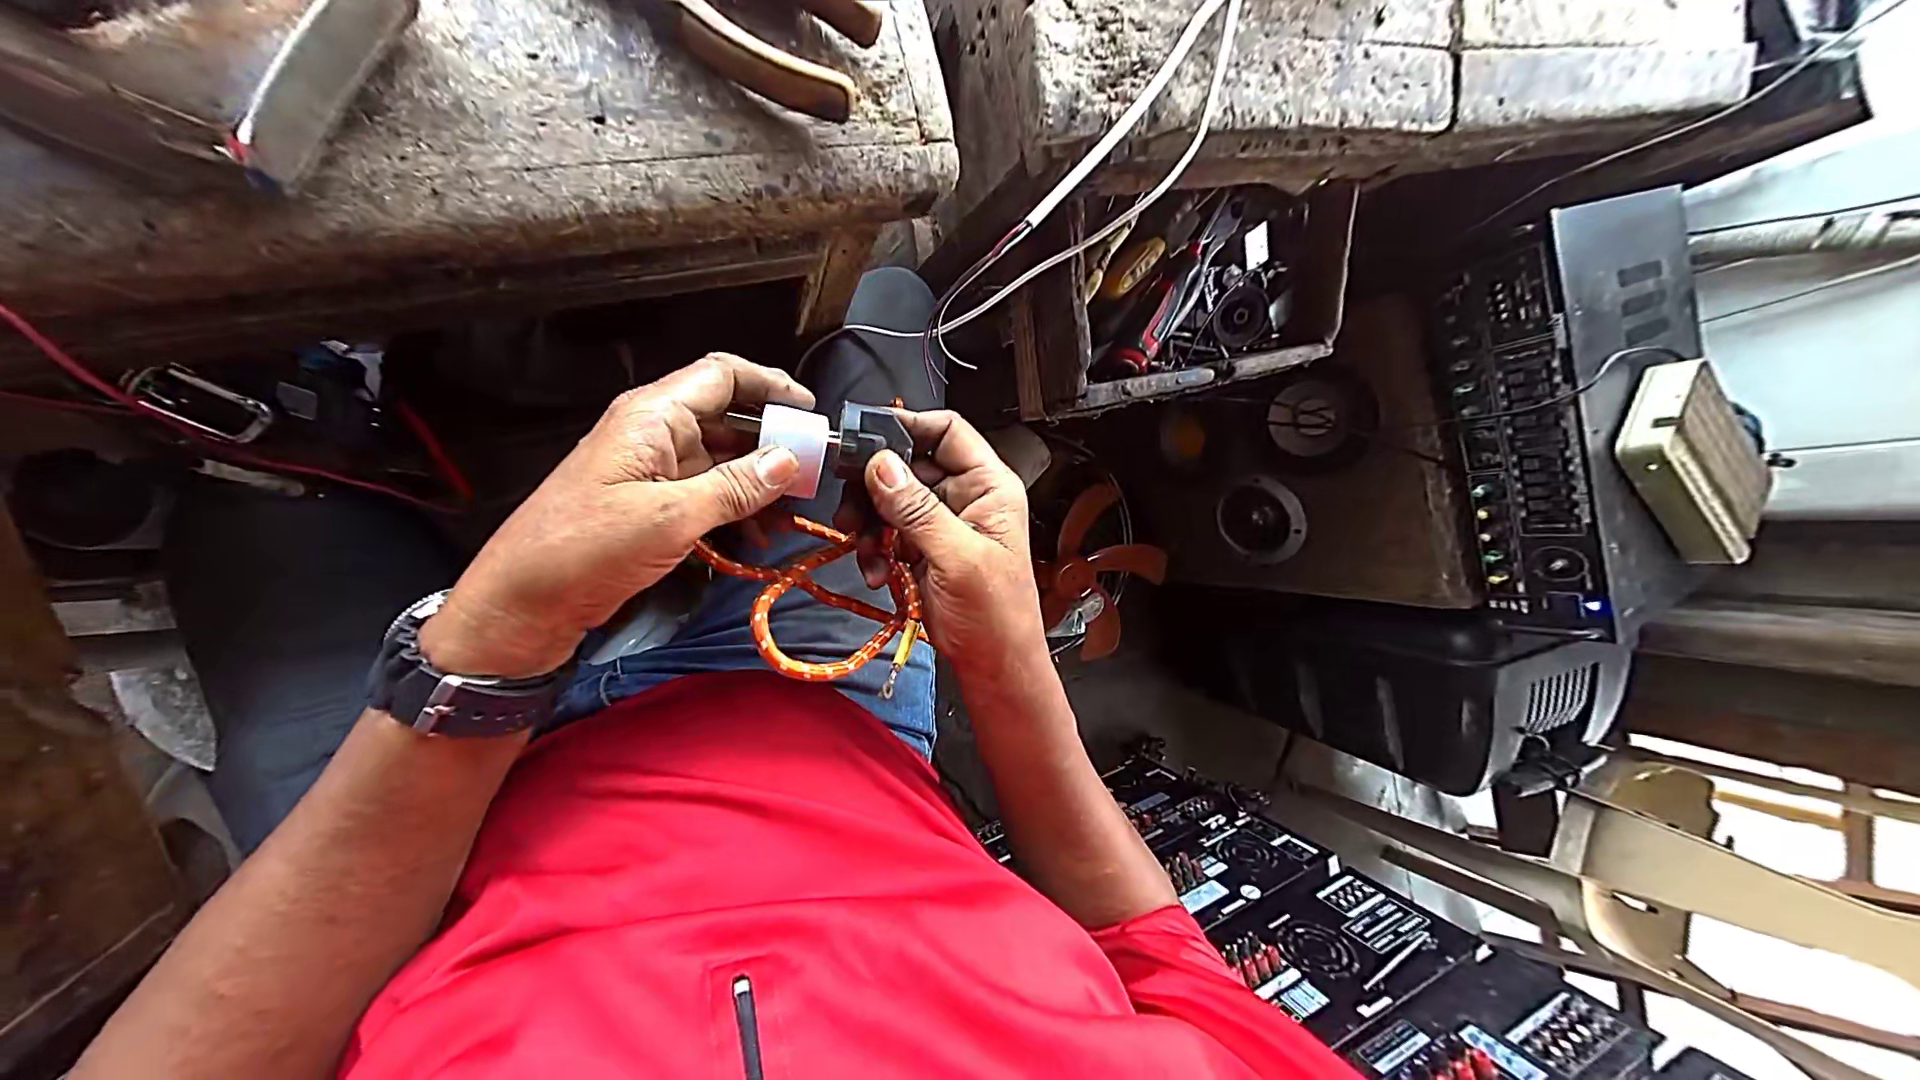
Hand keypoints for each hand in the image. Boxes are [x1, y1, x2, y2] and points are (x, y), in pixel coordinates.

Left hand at [420, 354, 813, 676]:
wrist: (523, 603)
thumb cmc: (585, 548)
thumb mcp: (670, 516)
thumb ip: (736, 486)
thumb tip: (790, 461)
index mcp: (653, 417)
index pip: (722, 376)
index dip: (771, 385)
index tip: (810, 412)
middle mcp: (658, 434)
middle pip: (731, 420)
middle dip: (776, 444)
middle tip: (812, 474)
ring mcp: (658, 470)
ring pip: (727, 461)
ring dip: (763, 483)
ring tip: (791, 514)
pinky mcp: (658, 504)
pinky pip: (713, 493)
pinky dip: (741, 508)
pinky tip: (761, 534)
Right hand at [839, 410, 1047, 674]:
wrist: (994, 666)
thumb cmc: (996, 616)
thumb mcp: (957, 558)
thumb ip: (917, 509)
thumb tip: (880, 464)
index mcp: (989, 487)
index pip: (948, 431)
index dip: (908, 427)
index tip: (865, 438)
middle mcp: (966, 498)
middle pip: (909, 465)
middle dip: (876, 487)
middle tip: (852, 510)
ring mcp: (942, 523)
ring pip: (892, 499)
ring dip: (871, 523)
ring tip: (867, 550)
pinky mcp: (925, 548)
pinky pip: (888, 532)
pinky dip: (875, 548)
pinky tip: (878, 571)